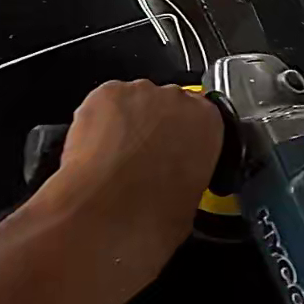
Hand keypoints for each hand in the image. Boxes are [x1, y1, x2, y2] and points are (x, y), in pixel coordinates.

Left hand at [31, 80, 220, 294]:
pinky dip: (99, 119)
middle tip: (140, 156)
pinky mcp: (105, 94)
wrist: (107, 211)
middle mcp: (175, 99)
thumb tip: (177, 178)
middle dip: (154, 125)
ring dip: (125, 122)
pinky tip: (96, 147)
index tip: (173, 148)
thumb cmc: (151, 211)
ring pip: (133, 101)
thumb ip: (189, 172)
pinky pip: (104, 102)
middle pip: (165, 103)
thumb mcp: (191, 199)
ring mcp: (138, 92)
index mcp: (207, 123)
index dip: (183, 134)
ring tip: (114, 156)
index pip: (201, 115)